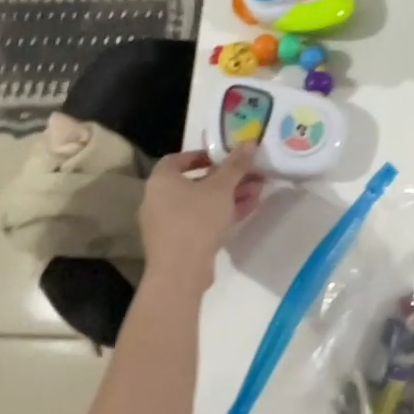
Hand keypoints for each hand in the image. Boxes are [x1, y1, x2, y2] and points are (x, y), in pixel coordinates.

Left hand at [138, 145, 263, 286]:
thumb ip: (236, 164)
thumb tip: (249, 142)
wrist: (180, 272)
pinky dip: (220, 214)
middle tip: (249, 175)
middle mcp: (157, 200)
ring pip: (200, 204)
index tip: (223, 157)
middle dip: (225, 178)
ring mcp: (166, 224)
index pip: (177, 159)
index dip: (201, 155)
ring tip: (256, 192)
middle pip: (194, 182)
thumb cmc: (196, 220)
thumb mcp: (221, 188)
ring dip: (228, 197)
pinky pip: (200, 221)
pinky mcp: (176, 244)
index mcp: (161, 181)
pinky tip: (247, 211)